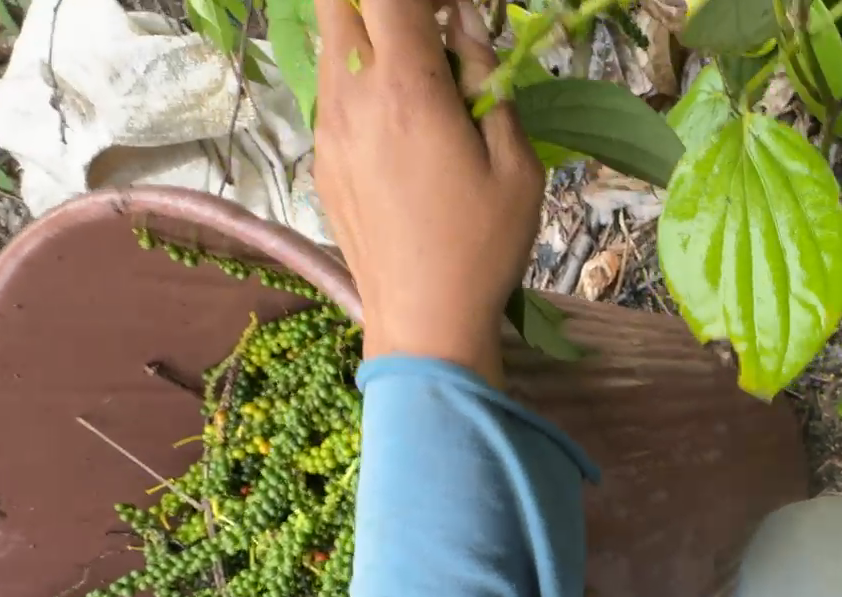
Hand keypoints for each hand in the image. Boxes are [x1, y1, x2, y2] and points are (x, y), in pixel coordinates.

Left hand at [313, 0, 543, 384]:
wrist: (426, 319)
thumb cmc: (484, 250)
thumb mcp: (519, 173)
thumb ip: (493, 92)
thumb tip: (468, 32)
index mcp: (409, 90)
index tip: (456, 13)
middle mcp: (352, 94)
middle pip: (341, 0)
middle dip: (386, 5)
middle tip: (432, 39)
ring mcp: (327, 126)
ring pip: (333, 44)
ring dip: (374, 44)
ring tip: (425, 97)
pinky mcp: (321, 159)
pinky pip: (334, 94)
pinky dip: (364, 89)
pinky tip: (403, 141)